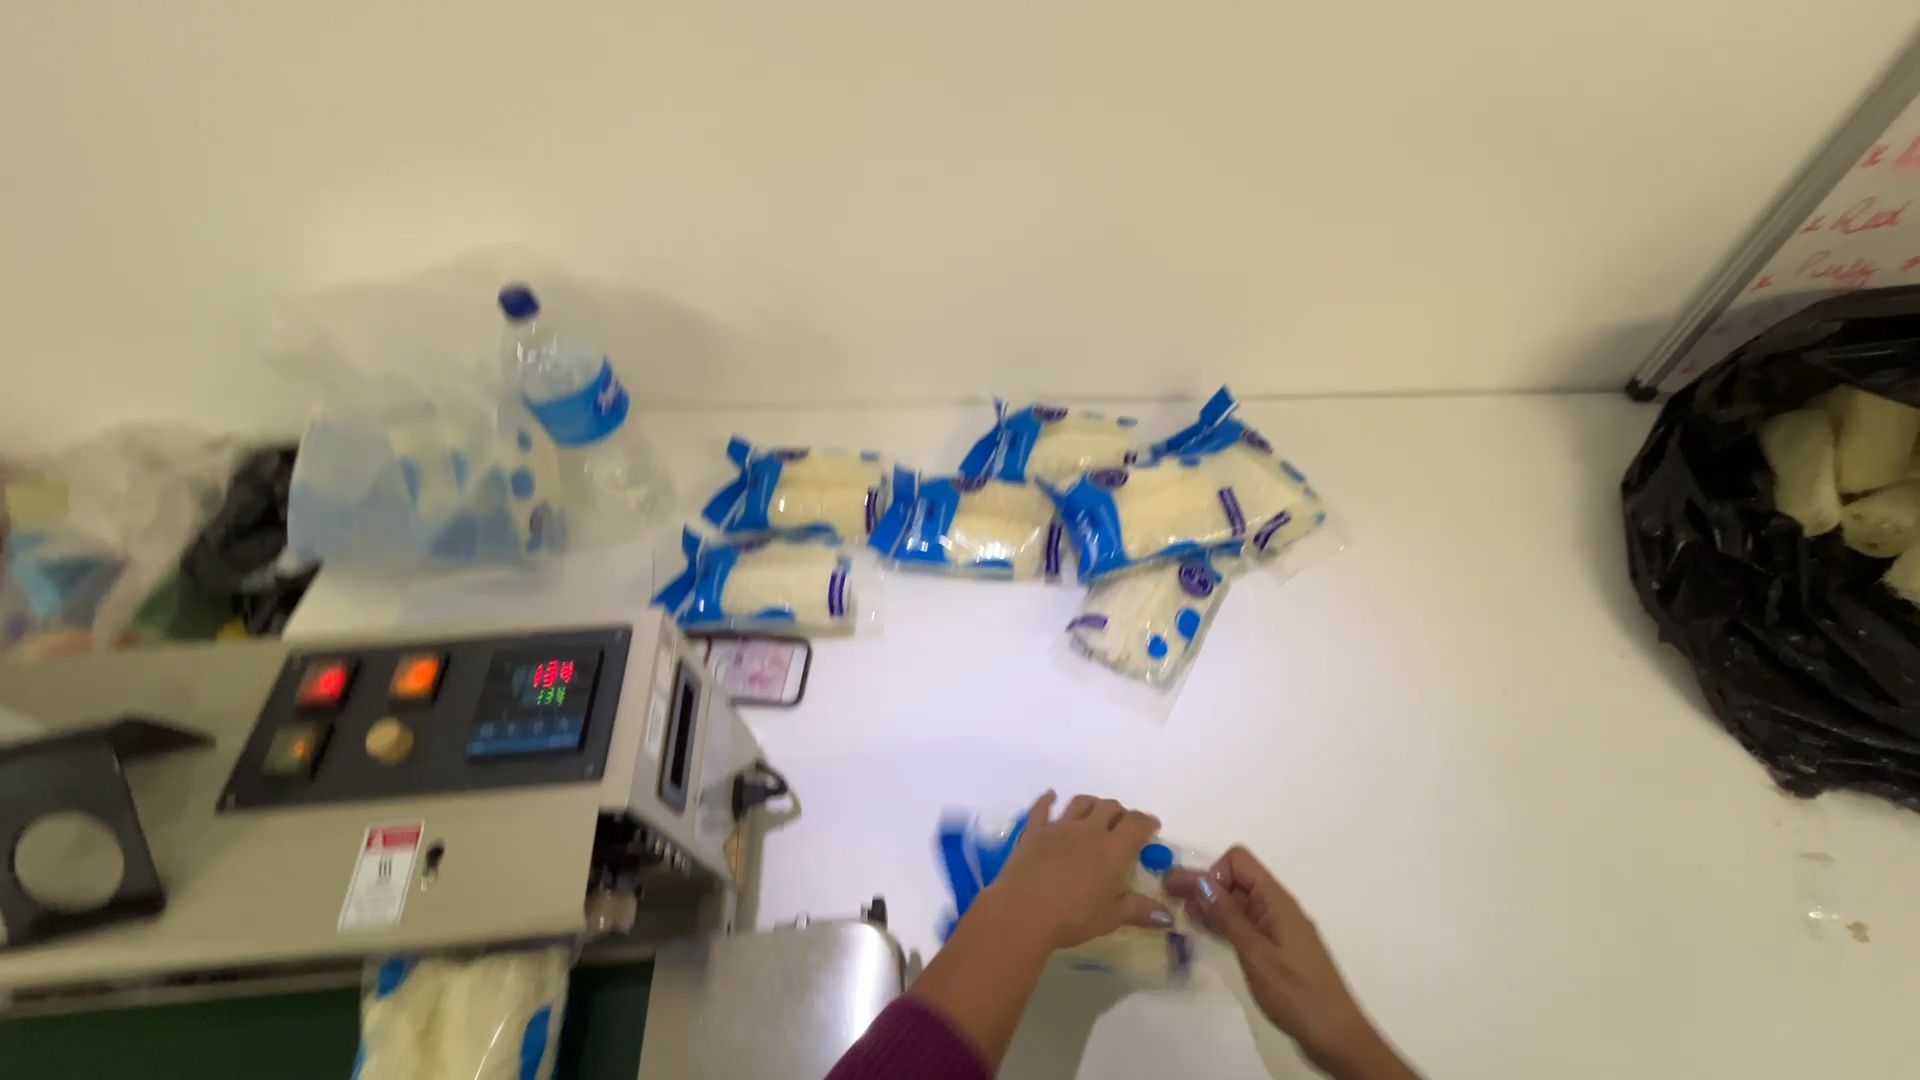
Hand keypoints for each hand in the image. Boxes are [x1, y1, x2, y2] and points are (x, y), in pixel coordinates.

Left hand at [981, 791, 1170, 950]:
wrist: (1024, 911)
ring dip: (1092, 803)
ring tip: (1095, 812)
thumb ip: (1137, 911)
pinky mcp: (1034, 830)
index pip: (1136, 824)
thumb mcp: (1110, 918)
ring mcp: (1059, 827)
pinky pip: (1042, 807)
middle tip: (1122, 824)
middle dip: (1120, 812)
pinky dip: (1048, 799)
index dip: (1146, 822)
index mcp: (1112, 850)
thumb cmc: (1073, 918)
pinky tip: (1051, 796)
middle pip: (1109, 807)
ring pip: (1080, 802)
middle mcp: (1088, 831)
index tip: (1151, 827)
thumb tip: (1166, 916)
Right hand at [1165, 847, 1415, 1079]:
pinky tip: (1205, 931)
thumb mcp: (1256, 953)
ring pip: (1237, 902)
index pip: (1238, 861)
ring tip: (1181, 912)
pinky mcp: (1275, 948)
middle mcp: (1276, 907)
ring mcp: (1276, 928)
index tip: (1199, 899)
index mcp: (1276, 900)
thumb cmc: (1296, 993)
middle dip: (1203, 883)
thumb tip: (1200, 879)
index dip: (1214, 872)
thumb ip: (1227, 915)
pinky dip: (1222, 922)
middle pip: (1235, 879)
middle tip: (1169, 894)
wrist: (1337, 1038)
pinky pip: (1244, 923)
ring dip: (1209, 903)